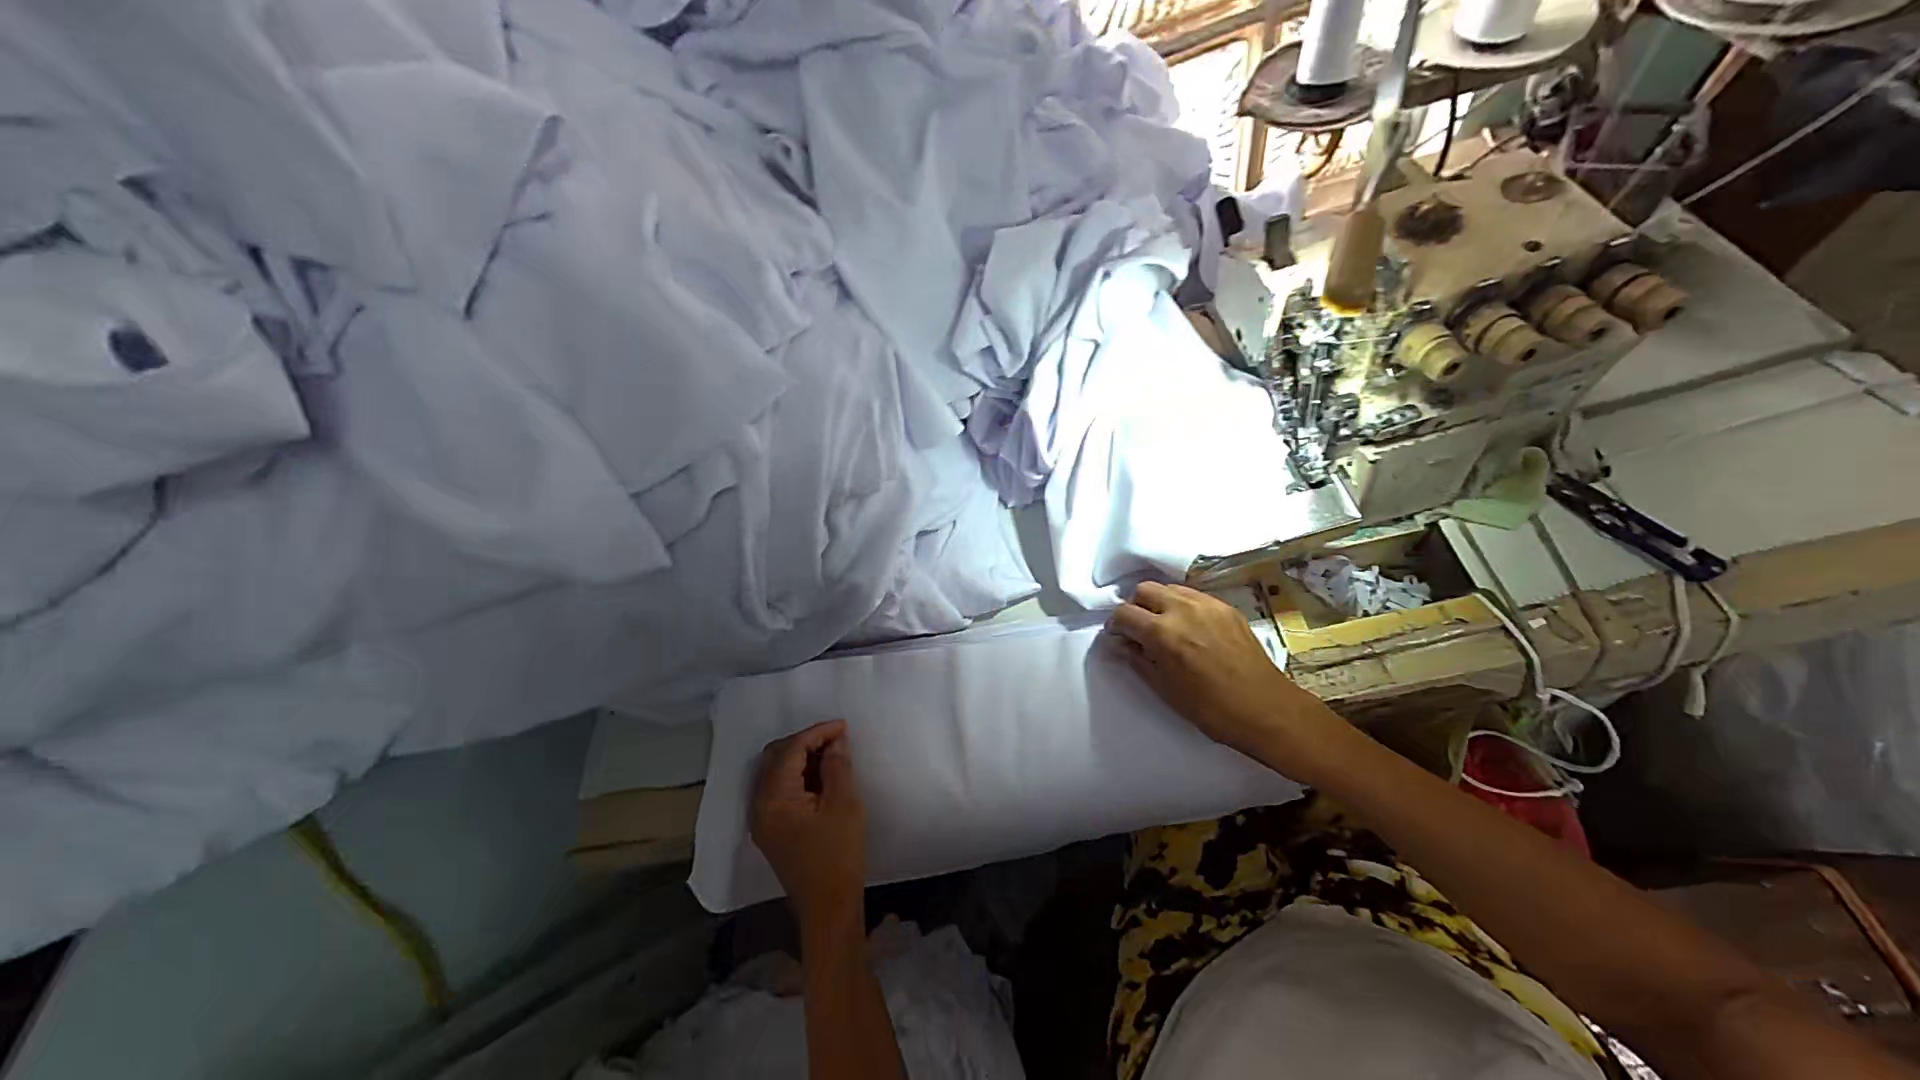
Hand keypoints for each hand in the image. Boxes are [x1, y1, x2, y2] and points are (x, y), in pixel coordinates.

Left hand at [749, 719, 866, 927]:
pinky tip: (821, 777)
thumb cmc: (838, 856)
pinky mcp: (770, 829)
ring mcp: (761, 819)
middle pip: (776, 756)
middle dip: (806, 742)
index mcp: (774, 798)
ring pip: (775, 772)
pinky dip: (797, 776)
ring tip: (832, 755)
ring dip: (801, 757)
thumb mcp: (844, 804)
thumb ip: (837, 766)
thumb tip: (835, 742)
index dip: (817, 733)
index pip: (791, 750)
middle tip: (837, 739)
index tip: (843, 727)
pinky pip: (778, 789)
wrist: (829, 908)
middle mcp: (758, 805)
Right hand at [1106, 582, 1349, 775]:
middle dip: (1136, 607)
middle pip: (1145, 590)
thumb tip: (1123, 644)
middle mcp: (1183, 609)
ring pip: (1170, 588)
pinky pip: (1195, 596)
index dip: (1116, 626)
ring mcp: (1208, 605)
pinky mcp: (1227, 608)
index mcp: (1163, 632)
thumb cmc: (1211, 708)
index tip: (1120, 638)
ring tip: (1165, 627)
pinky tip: (1190, 629)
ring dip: (1160, 603)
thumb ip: (1138, 660)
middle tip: (1140, 630)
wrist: (1266, 709)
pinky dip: (1183, 605)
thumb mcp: (1165, 688)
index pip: (1124, 613)